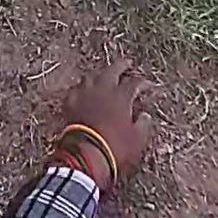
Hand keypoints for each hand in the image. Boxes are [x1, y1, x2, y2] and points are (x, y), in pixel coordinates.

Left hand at [64, 58, 152, 180]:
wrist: (85, 154)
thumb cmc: (115, 148)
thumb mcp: (137, 139)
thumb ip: (143, 124)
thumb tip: (145, 116)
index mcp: (121, 95)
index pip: (135, 83)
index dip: (143, 83)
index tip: (147, 85)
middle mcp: (103, 88)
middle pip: (113, 70)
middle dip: (122, 65)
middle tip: (127, 63)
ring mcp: (84, 93)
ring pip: (91, 76)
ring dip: (99, 75)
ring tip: (104, 76)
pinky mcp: (70, 101)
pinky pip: (76, 89)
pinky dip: (82, 89)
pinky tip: (83, 92)